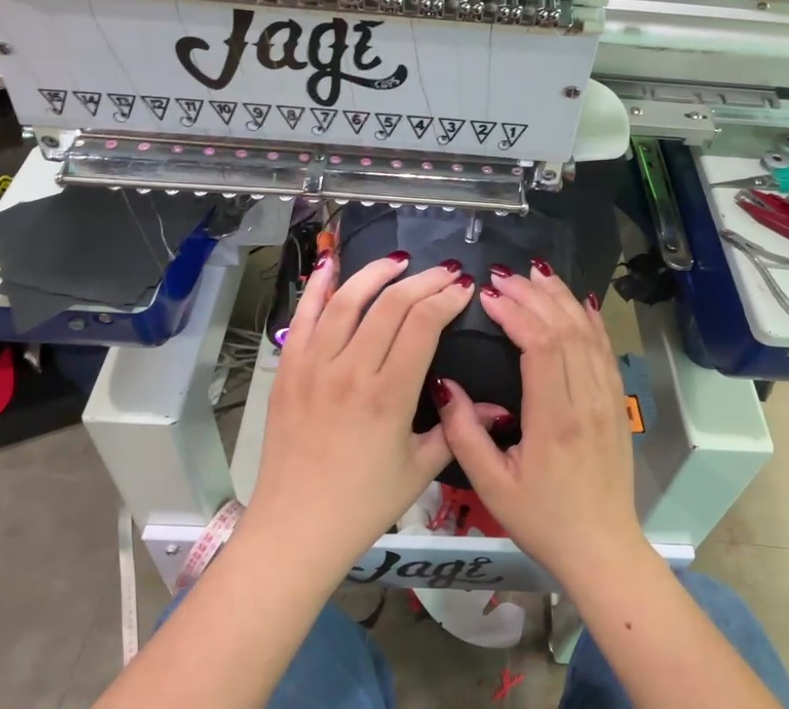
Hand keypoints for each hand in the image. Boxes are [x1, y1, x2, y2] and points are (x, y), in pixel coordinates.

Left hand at [247, 250, 474, 567]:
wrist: (296, 527)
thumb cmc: (363, 504)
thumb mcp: (420, 471)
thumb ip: (457, 430)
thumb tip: (501, 408)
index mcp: (389, 395)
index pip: (423, 324)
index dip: (447, 298)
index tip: (463, 289)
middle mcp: (351, 371)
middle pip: (391, 305)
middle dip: (424, 281)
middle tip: (445, 272)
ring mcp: (314, 366)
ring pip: (348, 301)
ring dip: (376, 273)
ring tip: (400, 261)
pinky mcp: (288, 370)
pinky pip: (303, 317)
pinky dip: (318, 287)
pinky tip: (332, 263)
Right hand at [434, 263, 647, 582]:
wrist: (602, 548)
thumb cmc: (542, 520)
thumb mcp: (491, 486)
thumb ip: (465, 434)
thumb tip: (444, 386)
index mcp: (554, 419)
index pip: (539, 346)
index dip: (514, 313)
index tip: (486, 296)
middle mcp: (586, 400)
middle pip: (565, 329)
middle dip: (533, 295)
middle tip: (502, 275)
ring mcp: (608, 400)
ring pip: (588, 334)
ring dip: (561, 299)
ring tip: (535, 273)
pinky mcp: (618, 405)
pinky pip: (606, 351)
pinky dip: (591, 322)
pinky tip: (578, 302)